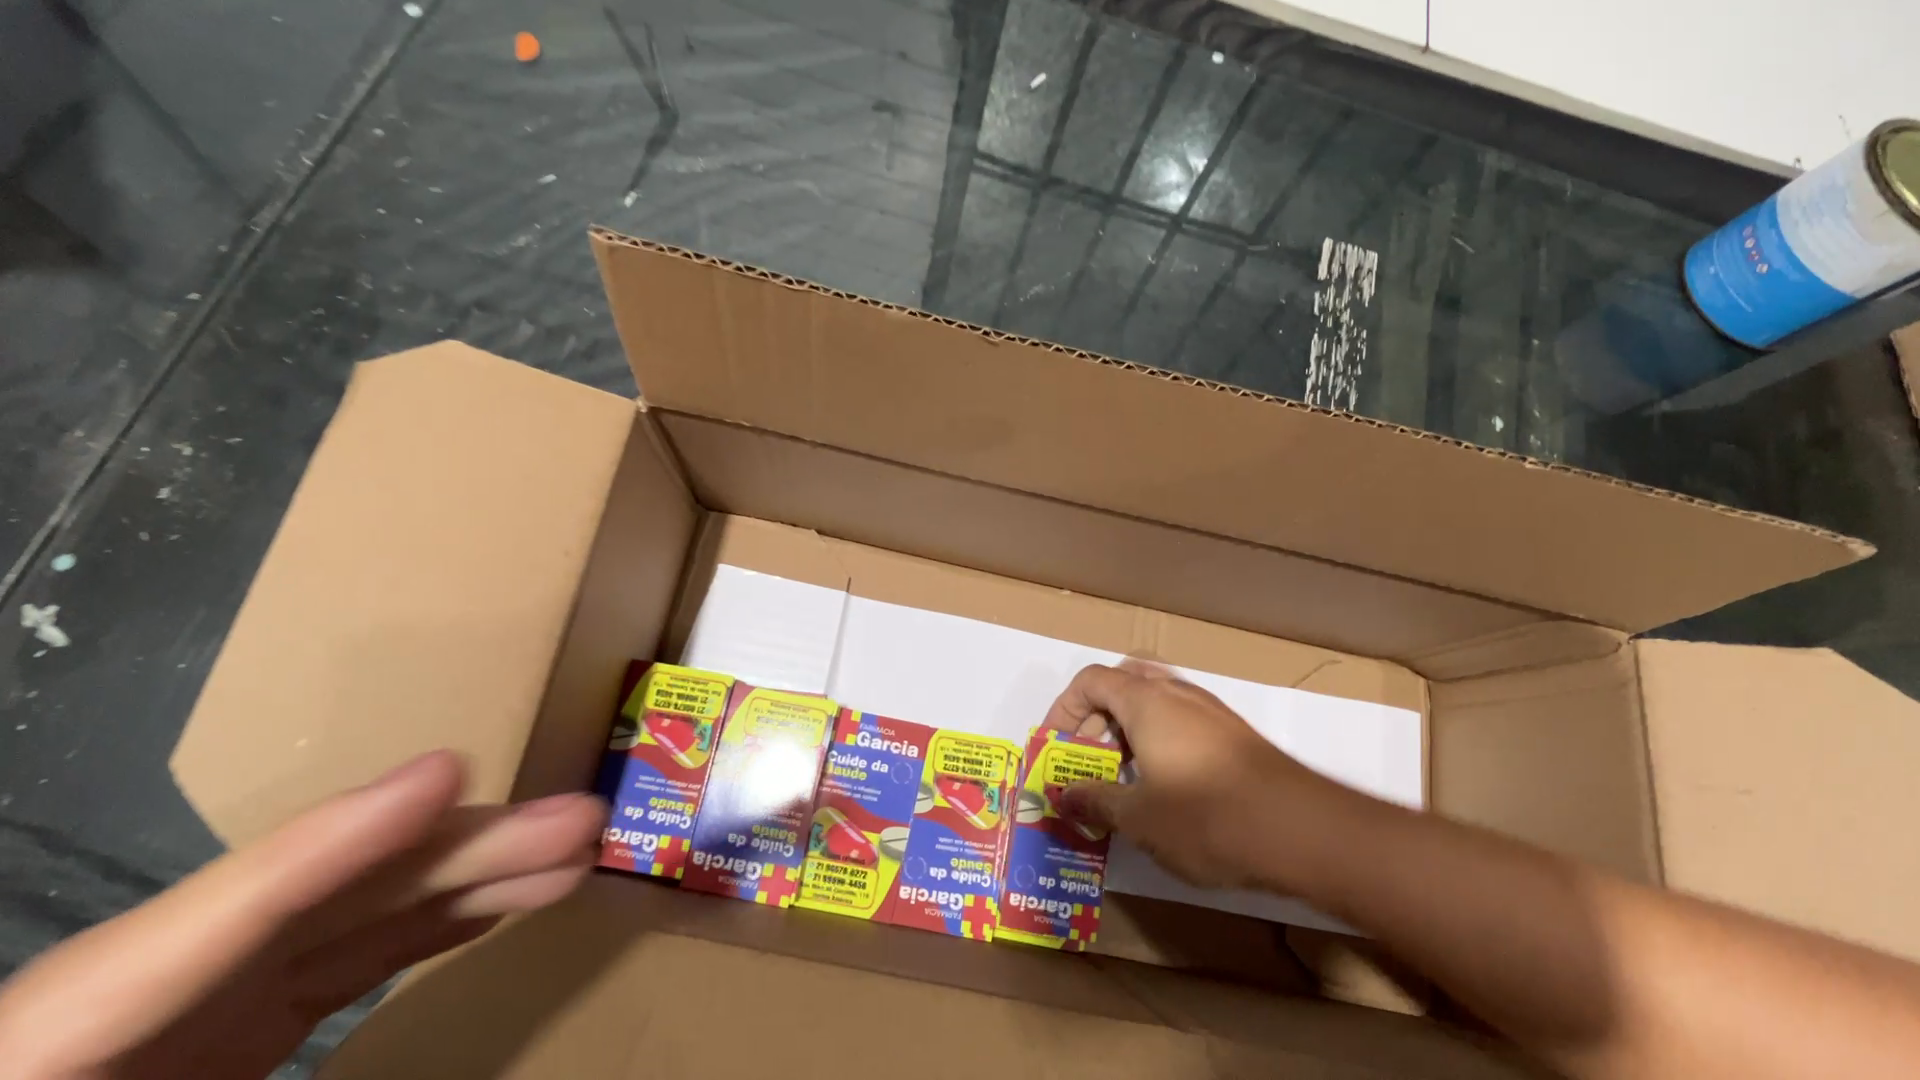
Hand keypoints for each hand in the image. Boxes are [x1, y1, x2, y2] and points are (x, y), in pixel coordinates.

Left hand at [0, 751, 604, 1079]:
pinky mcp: (226, 1027)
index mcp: (68, 1026)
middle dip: (468, 847)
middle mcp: (143, 985)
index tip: (451, 772)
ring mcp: (192, 1002)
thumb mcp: (101, 1062)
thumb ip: (254, 1020)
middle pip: (335, 891)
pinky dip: (430, 926)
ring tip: (573, 852)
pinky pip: (351, 959)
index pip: (230, 909)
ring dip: (476, 879)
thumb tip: (347, 1051)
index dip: (348, 835)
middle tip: (580, 817)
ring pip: (364, 915)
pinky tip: (493, 905)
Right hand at [1041, 659, 1356, 891]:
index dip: (1063, 710)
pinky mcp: (1236, 737)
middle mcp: (1178, 695)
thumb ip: (1095, 801)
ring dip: (1130, 731)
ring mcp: (1212, 713)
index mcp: (1146, 701)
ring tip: (1124, 779)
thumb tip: (1060, 797)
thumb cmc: (1206, 817)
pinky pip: (1183, 724)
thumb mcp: (1138, 817)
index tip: (1056, 749)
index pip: (1091, 681)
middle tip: (1091, 757)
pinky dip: (1161, 743)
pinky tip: (1167, 791)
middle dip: (1098, 716)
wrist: (1301, 831)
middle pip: (1125, 682)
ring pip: (1157, 703)